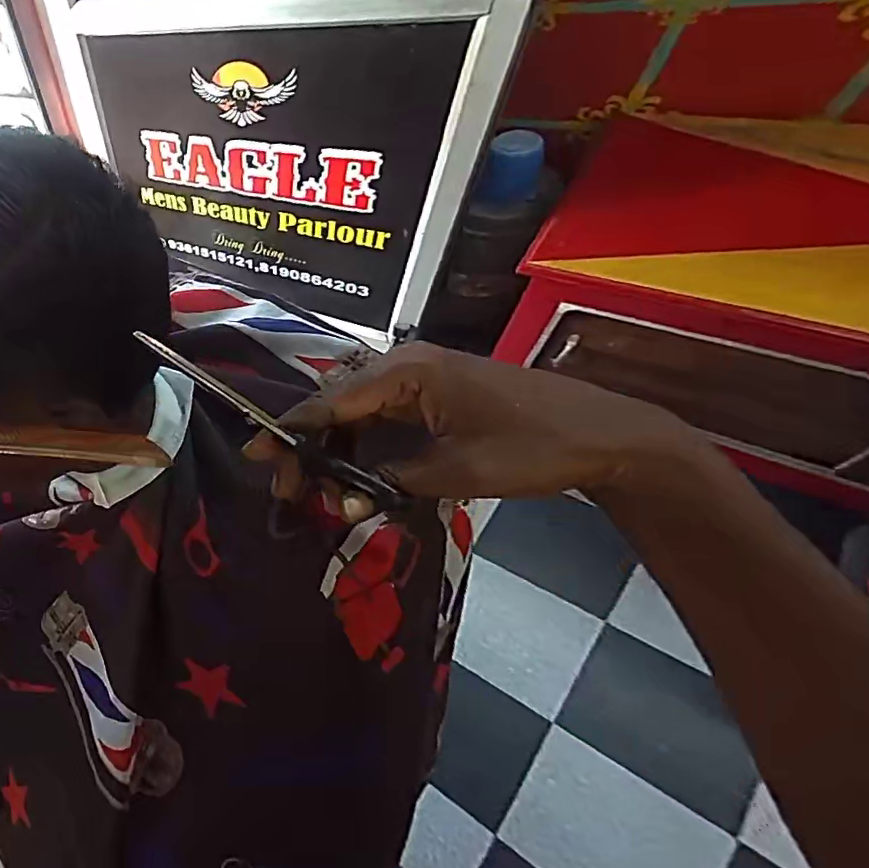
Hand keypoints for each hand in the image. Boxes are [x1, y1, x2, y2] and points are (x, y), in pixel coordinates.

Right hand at [242, 342, 703, 501]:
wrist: (614, 437)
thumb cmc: (538, 448)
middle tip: (287, 488)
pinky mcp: (429, 393)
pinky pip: (376, 418)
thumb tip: (345, 500)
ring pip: (351, 414)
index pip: (329, 404)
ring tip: (318, 489)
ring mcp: (417, 378)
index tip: (255, 455)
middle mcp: (404, 366)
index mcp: (408, 373)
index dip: (288, 432)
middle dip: (306, 449)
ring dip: (331, 451)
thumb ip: (391, 481)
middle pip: (334, 408)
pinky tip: (351, 474)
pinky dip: (358, 447)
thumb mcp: (457, 472)